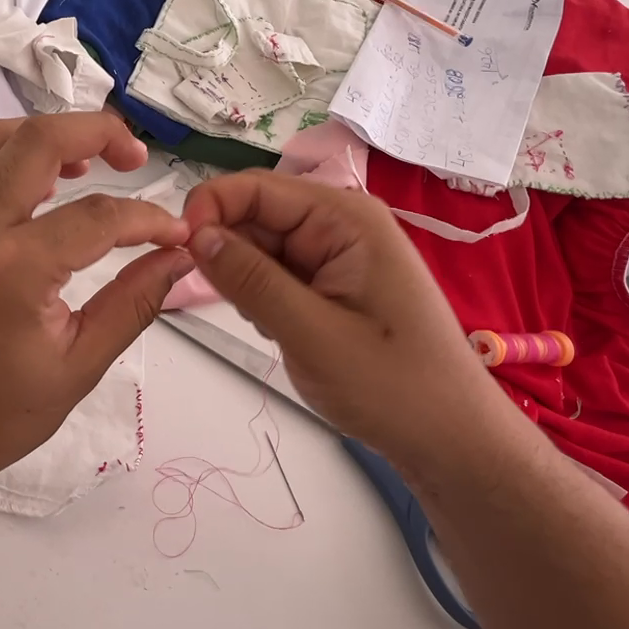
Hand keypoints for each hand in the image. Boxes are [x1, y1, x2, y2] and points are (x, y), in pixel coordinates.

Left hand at [0, 114, 193, 508]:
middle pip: (37, 140)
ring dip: (49, 134)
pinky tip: (48, 181)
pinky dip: (16, 153)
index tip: (177, 235)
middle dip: (97, 131)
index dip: (148, 219)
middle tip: (136, 157)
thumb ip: (133, 303)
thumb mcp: (79, 368)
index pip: (97, 217)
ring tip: (92, 161)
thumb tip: (180, 257)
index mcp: (13, 272)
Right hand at [180, 172, 512, 475]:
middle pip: (254, 213)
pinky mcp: (329, 280)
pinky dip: (260, 295)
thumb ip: (249, 278)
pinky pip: (273, 270)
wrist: (451, 441)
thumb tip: (195, 234)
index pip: (255, 187)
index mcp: (343, 217)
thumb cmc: (392, 387)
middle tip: (229, 302)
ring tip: (268, 324)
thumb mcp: (310, 332)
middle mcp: (338, 223)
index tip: (178, 251)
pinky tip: (277, 328)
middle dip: (226, 250)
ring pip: (258, 245)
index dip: (209, 208)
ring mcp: (335, 252)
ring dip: (243, 278)